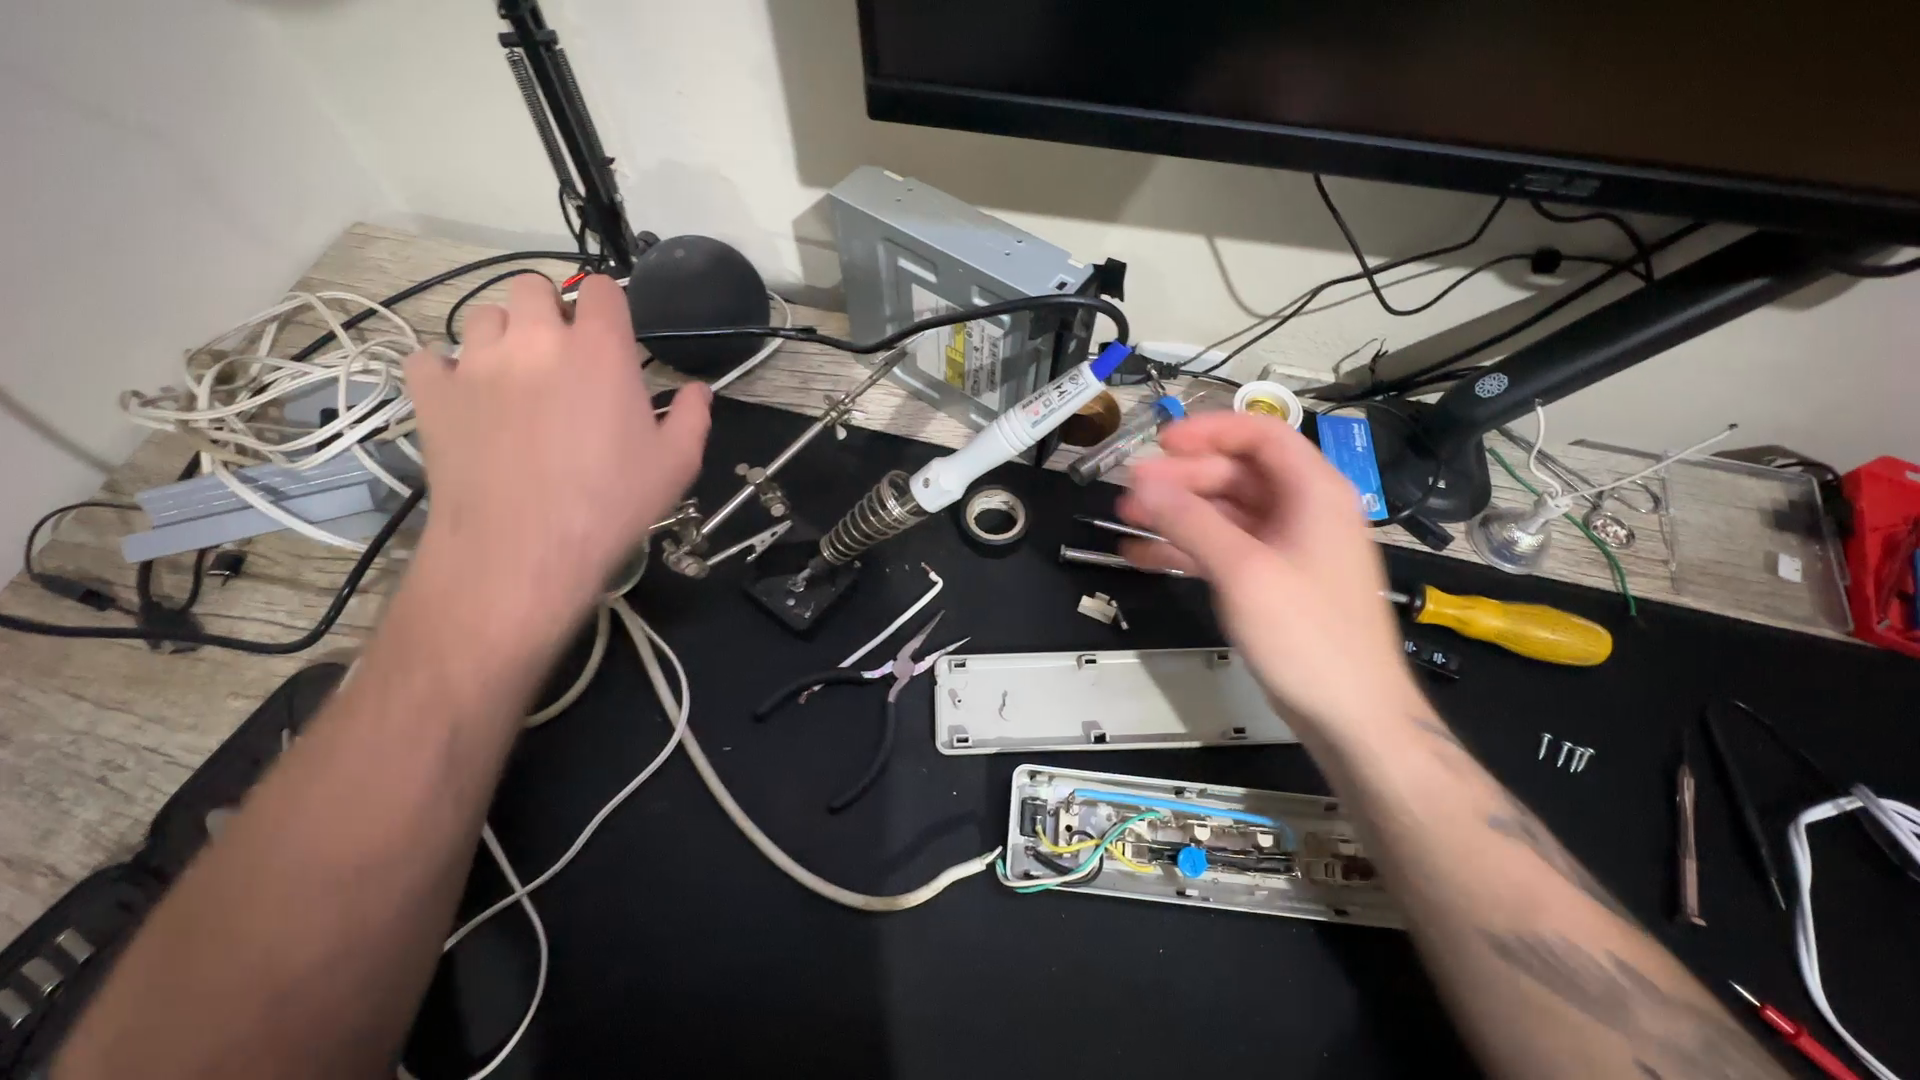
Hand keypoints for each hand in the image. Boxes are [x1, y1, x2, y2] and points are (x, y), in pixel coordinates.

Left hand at [404, 274, 709, 626]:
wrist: (522, 550)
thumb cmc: (610, 506)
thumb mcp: (675, 466)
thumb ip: (692, 418)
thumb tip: (699, 391)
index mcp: (600, 349)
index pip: (600, 288)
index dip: (606, 306)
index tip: (608, 336)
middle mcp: (536, 340)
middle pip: (532, 287)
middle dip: (548, 311)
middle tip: (559, 357)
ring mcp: (477, 362)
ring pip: (482, 316)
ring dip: (501, 337)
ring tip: (513, 379)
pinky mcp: (433, 392)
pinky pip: (430, 358)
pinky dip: (446, 371)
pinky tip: (465, 400)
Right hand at [1117, 412, 1418, 733]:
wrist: (1351, 714)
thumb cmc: (1308, 636)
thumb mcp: (1244, 571)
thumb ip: (1191, 521)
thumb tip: (1143, 483)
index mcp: (1314, 492)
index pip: (1260, 435)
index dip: (1208, 431)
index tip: (1159, 442)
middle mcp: (1304, 511)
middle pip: (1236, 474)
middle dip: (1181, 478)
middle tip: (1131, 489)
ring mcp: (1288, 548)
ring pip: (1225, 513)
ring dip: (1177, 513)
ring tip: (1126, 517)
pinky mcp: (1273, 581)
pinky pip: (1224, 549)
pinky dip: (1187, 549)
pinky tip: (1143, 555)